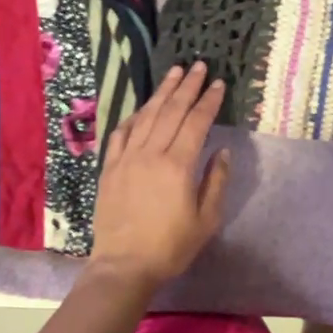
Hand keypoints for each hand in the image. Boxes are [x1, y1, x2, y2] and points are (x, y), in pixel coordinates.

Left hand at [88, 63, 229, 290]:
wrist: (123, 266)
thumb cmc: (171, 246)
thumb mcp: (206, 219)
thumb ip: (216, 181)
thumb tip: (221, 151)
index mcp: (178, 164)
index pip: (196, 122)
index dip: (208, 100)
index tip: (218, 83)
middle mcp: (151, 153)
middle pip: (171, 110)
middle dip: (187, 86)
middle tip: (198, 66)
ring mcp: (127, 158)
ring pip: (147, 116)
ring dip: (162, 92)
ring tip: (174, 73)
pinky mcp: (110, 168)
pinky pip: (122, 133)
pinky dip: (135, 116)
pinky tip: (143, 108)